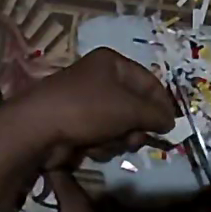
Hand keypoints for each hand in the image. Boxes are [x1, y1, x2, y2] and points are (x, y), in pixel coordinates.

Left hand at [4, 48, 177, 169]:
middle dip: (136, 126)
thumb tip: (170, 122)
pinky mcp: (76, 125)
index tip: (170, 126)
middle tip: (134, 138)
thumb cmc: (88, 109)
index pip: (149, 81)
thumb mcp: (129, 108)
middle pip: (134, 107)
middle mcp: (99, 79)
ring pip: (119, 126)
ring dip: (118, 139)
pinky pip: (101, 137)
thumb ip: (155, 114)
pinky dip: (100, 145)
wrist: (40, 129)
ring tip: (107, 142)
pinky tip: (90, 148)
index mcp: (111, 63)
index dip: (162, 104)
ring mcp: (86, 103)